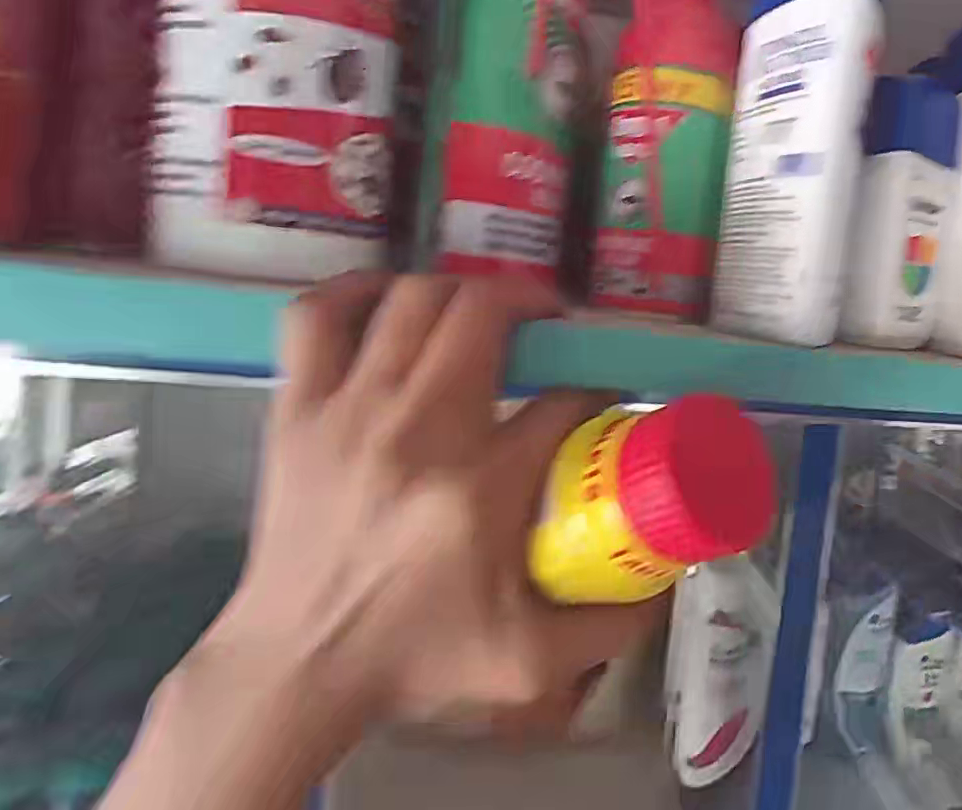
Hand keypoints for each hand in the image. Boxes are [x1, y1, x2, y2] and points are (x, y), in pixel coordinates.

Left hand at [209, 271, 664, 728]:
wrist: (294, 670)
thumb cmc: (420, 657)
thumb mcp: (534, 659)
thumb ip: (615, 622)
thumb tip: (667, 575)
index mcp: (481, 487)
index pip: (561, 400)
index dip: (592, 386)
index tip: (598, 393)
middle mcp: (417, 430)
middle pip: (483, 315)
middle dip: (532, 304)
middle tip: (549, 326)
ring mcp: (350, 411)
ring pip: (414, 300)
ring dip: (462, 293)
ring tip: (484, 315)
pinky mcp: (298, 410)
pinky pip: (320, 314)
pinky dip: (362, 291)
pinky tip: (393, 303)